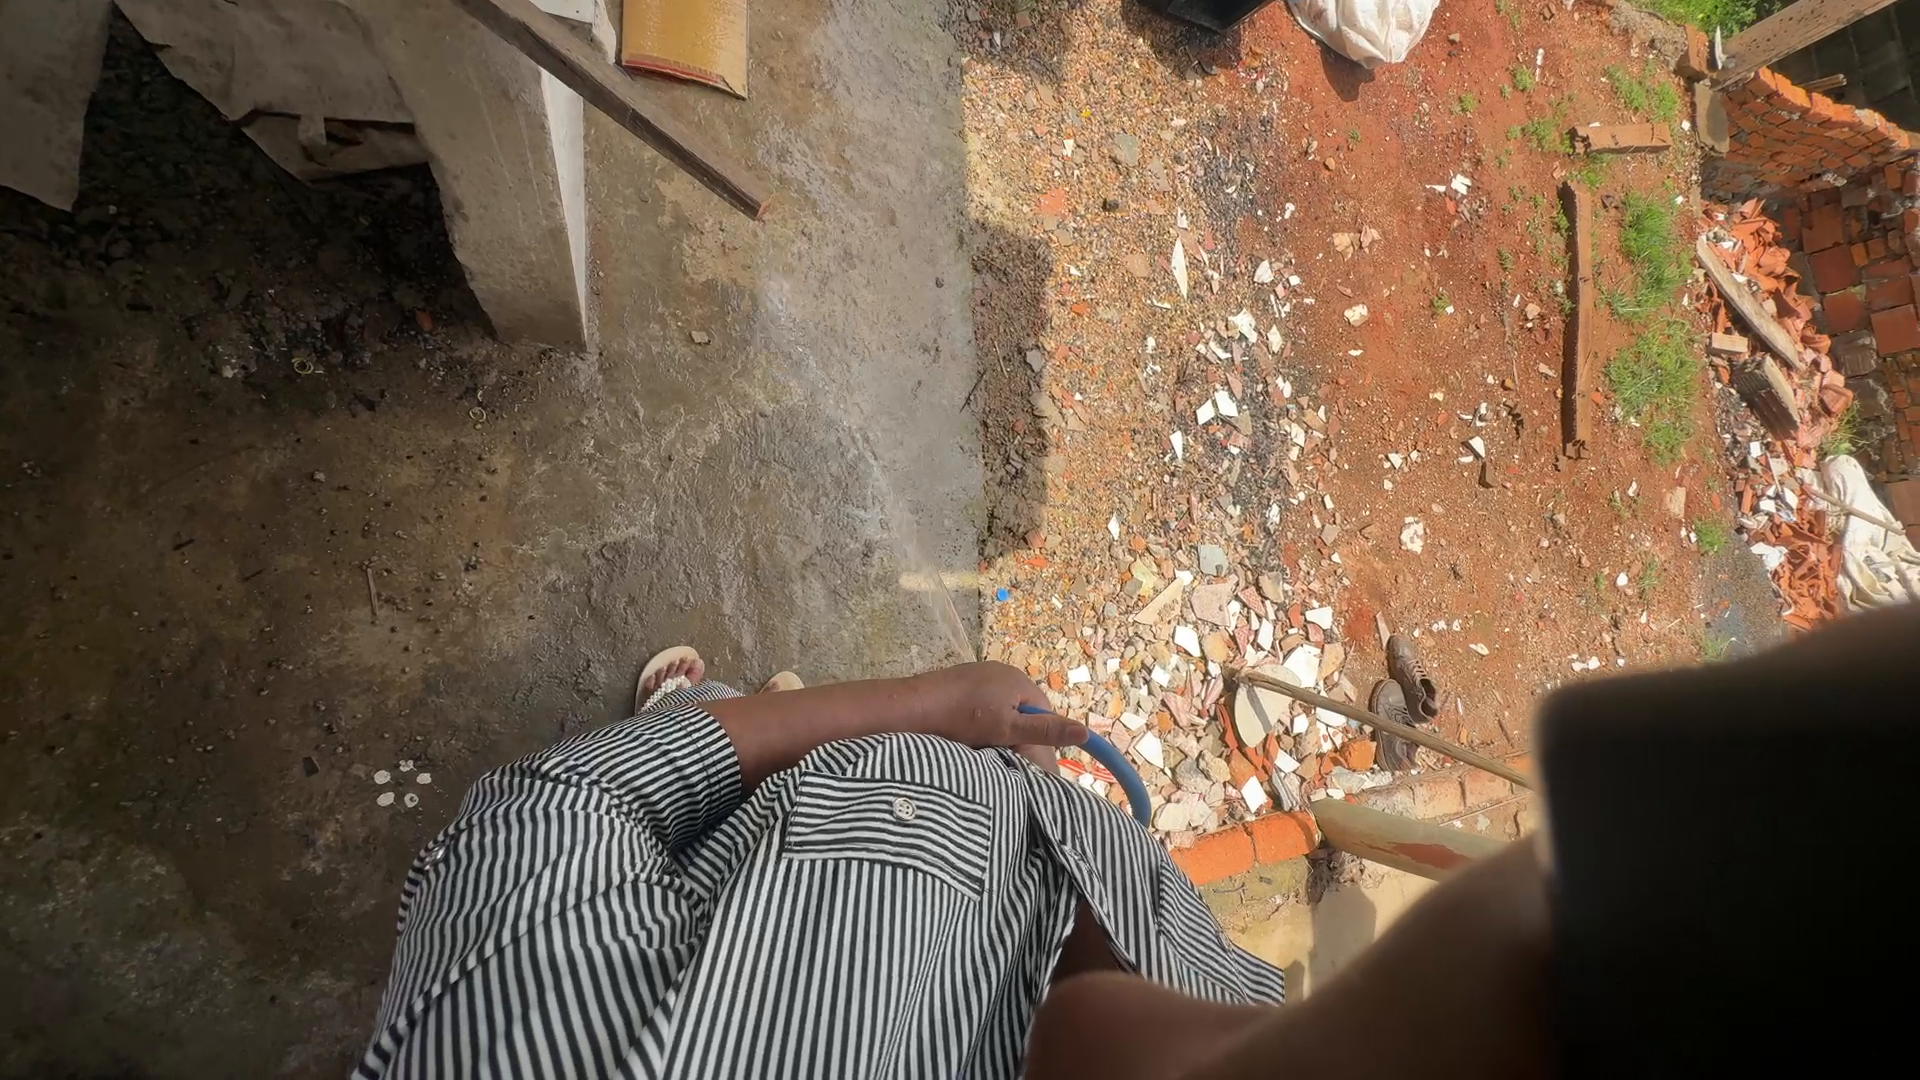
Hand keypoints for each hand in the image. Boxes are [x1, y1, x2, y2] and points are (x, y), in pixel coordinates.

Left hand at [907, 662, 1087, 749]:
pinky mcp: (962, 683)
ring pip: (1002, 711)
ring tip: (985, 750)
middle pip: (1023, 712)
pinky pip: (982, 706)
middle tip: (1005, 759)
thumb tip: (1085, 732)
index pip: (1045, 714)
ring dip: (998, 731)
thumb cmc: (962, 717)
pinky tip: (968, 737)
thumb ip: (1045, 730)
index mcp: (1019, 681)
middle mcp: (1003, 673)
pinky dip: (979, 723)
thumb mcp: (1008, 729)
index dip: (1040, 740)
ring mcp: (981, 676)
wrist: (912, 707)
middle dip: (1018, 736)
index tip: (1029, 762)